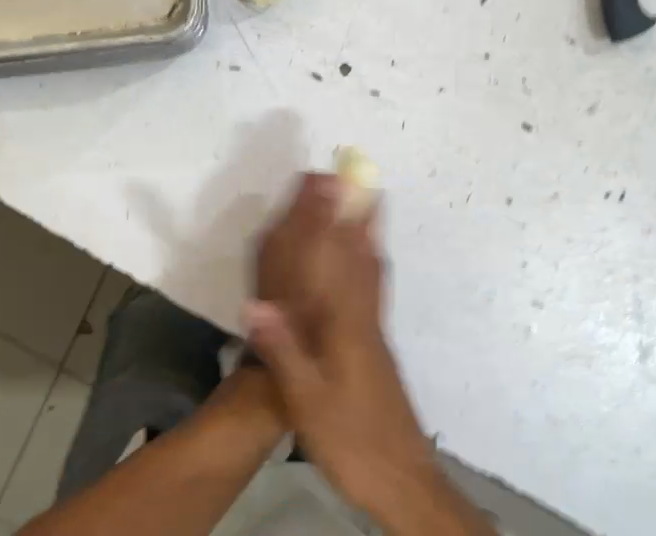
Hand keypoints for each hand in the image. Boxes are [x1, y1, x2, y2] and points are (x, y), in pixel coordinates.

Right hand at [244, 173, 440, 517]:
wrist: (402, 478)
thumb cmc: (351, 437)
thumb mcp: (307, 400)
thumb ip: (283, 351)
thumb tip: (253, 302)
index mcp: (344, 324)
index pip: (336, 260)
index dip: (333, 219)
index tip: (331, 180)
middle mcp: (363, 317)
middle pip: (361, 255)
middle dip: (353, 213)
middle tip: (348, 177)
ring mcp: (374, 332)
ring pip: (372, 270)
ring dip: (366, 232)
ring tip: (362, 203)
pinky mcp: (376, 346)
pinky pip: (372, 289)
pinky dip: (369, 262)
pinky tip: (364, 265)